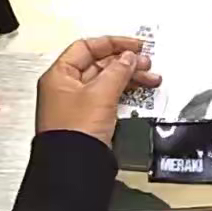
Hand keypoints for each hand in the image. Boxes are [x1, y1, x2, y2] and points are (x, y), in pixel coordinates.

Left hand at [34, 36, 160, 145]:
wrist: (74, 167)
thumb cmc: (75, 131)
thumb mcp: (100, 93)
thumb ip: (118, 70)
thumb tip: (129, 57)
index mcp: (60, 75)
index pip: (87, 47)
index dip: (112, 43)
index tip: (134, 46)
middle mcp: (67, 87)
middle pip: (100, 64)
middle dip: (126, 62)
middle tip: (146, 63)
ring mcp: (79, 103)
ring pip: (108, 81)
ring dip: (130, 77)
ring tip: (151, 79)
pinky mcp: (90, 118)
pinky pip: (111, 96)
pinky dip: (127, 92)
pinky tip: (141, 91)